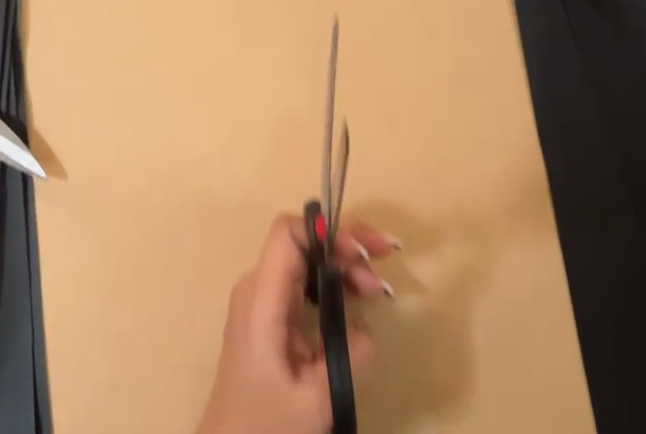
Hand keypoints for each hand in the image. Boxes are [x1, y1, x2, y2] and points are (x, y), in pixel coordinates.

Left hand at [196, 214, 397, 433]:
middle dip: (346, 243)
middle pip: (301, 241)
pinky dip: (333, 283)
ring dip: (344, 264)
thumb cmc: (265, 424)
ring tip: (378, 287)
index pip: (288, 234)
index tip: (363, 254)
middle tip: (387, 257)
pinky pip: (303, 283)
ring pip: (305, 261)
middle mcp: (258, 290)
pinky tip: (358, 297)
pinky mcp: (270, 319)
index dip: (327, 231)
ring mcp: (262, 302)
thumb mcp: (317, 398)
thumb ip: (350, 355)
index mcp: (262, 299)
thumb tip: (365, 325)